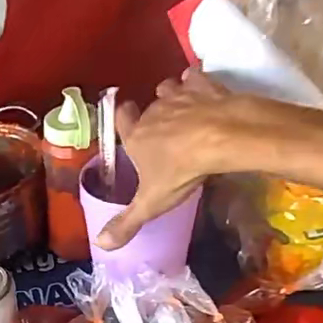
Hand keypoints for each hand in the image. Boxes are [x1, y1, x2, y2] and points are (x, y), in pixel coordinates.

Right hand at [96, 69, 243, 249]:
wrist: (222, 137)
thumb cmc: (182, 170)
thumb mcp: (152, 202)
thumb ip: (127, 222)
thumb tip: (100, 244)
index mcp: (136, 137)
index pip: (121, 119)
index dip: (123, 118)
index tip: (127, 119)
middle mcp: (153, 112)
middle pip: (148, 106)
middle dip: (152, 113)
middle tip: (162, 129)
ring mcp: (180, 96)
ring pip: (169, 89)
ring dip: (172, 95)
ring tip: (181, 107)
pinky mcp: (206, 86)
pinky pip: (196, 77)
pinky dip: (197, 81)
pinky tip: (204, 90)